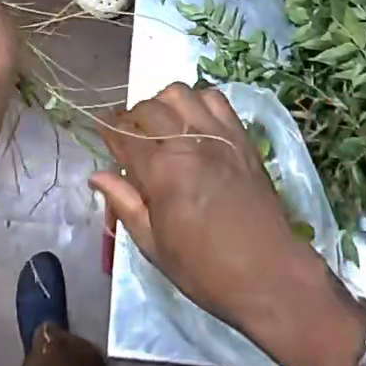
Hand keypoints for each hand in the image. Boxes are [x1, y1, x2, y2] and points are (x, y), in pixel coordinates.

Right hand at [91, 84, 361, 365]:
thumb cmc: (205, 269)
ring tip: (162, 126)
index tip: (102, 133)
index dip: (108, 130)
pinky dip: (198, 101)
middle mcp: (188, 141)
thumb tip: (97, 175)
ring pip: (179, 93)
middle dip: (131, 118)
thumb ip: (125, 203)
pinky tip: (194, 122)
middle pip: (148, 108)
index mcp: (161, 171)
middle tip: (130, 139)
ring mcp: (218, 134)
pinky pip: (215, 98)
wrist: (268, 273)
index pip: (124, 133)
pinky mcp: (241, 135)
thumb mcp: (154, 245)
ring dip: (163, 104)